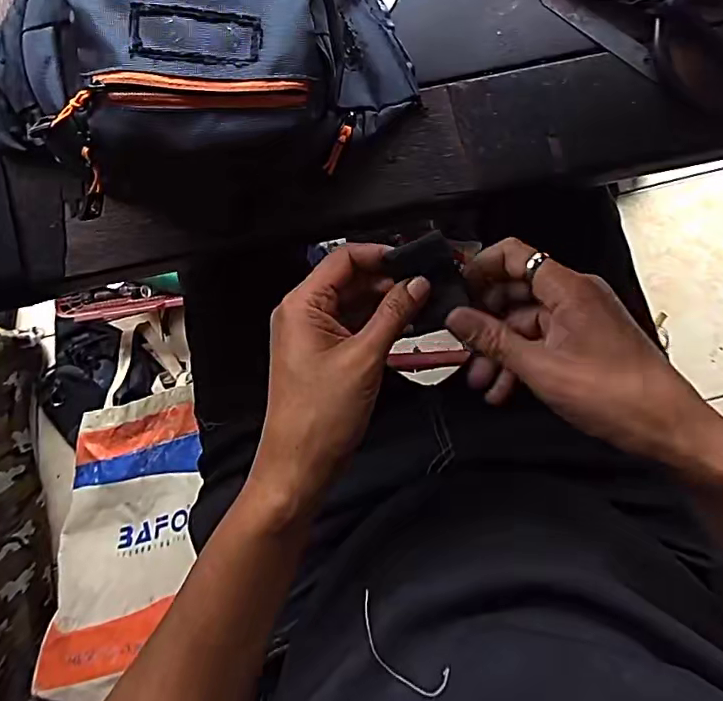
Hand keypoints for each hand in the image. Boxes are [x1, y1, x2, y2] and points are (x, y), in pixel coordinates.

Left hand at [245, 245, 428, 518]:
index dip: (378, 254)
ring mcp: (312, 333)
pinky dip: (379, 324)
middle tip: (423, 285)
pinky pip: (354, 325)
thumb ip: (393, 314)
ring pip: (355, 302)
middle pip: (350, 278)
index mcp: (301, 305)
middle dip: (387, 280)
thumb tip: (415, 284)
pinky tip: (405, 327)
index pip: (342, 258)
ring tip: (420, 306)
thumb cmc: (315, 420)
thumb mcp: (364, 358)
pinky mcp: (324, 352)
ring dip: (386, 303)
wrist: (300, 467)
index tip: (410, 259)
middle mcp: (302, 314)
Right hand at [444, 238, 722, 477]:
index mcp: (568, 287)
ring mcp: (582, 317)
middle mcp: (576, 295)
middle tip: (464, 342)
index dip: (481, 267)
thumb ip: (493, 339)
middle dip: (485, 320)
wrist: (670, 429)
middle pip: (515, 290)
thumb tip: (459, 318)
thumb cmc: (621, 395)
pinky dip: (522, 359)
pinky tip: (506, 386)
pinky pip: (543, 339)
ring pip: (526, 321)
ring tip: (483, 378)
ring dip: (501, 348)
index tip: (458, 288)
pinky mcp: (587, 340)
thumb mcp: (540, 367)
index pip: (514, 254)